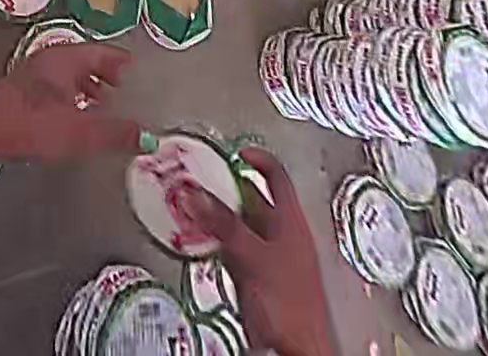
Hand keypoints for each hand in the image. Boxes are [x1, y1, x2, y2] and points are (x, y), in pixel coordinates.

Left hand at [0, 44, 138, 162]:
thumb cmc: (32, 124)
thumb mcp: (80, 132)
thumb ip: (115, 134)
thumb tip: (146, 137)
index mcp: (66, 58)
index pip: (104, 52)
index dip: (123, 62)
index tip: (140, 72)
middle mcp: (50, 59)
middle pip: (87, 60)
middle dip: (108, 74)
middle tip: (126, 89)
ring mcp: (33, 73)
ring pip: (69, 73)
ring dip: (89, 86)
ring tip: (104, 104)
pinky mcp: (21, 91)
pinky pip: (56, 86)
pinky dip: (72, 95)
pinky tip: (74, 116)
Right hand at [182, 147, 335, 355]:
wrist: (294, 355)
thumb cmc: (289, 307)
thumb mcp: (252, 256)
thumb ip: (222, 223)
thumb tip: (194, 192)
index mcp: (290, 222)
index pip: (275, 175)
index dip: (256, 158)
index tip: (234, 151)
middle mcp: (281, 235)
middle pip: (252, 198)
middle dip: (226, 187)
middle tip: (201, 178)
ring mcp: (268, 258)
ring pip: (239, 224)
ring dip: (216, 214)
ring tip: (192, 205)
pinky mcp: (255, 278)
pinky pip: (231, 249)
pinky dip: (214, 240)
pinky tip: (199, 239)